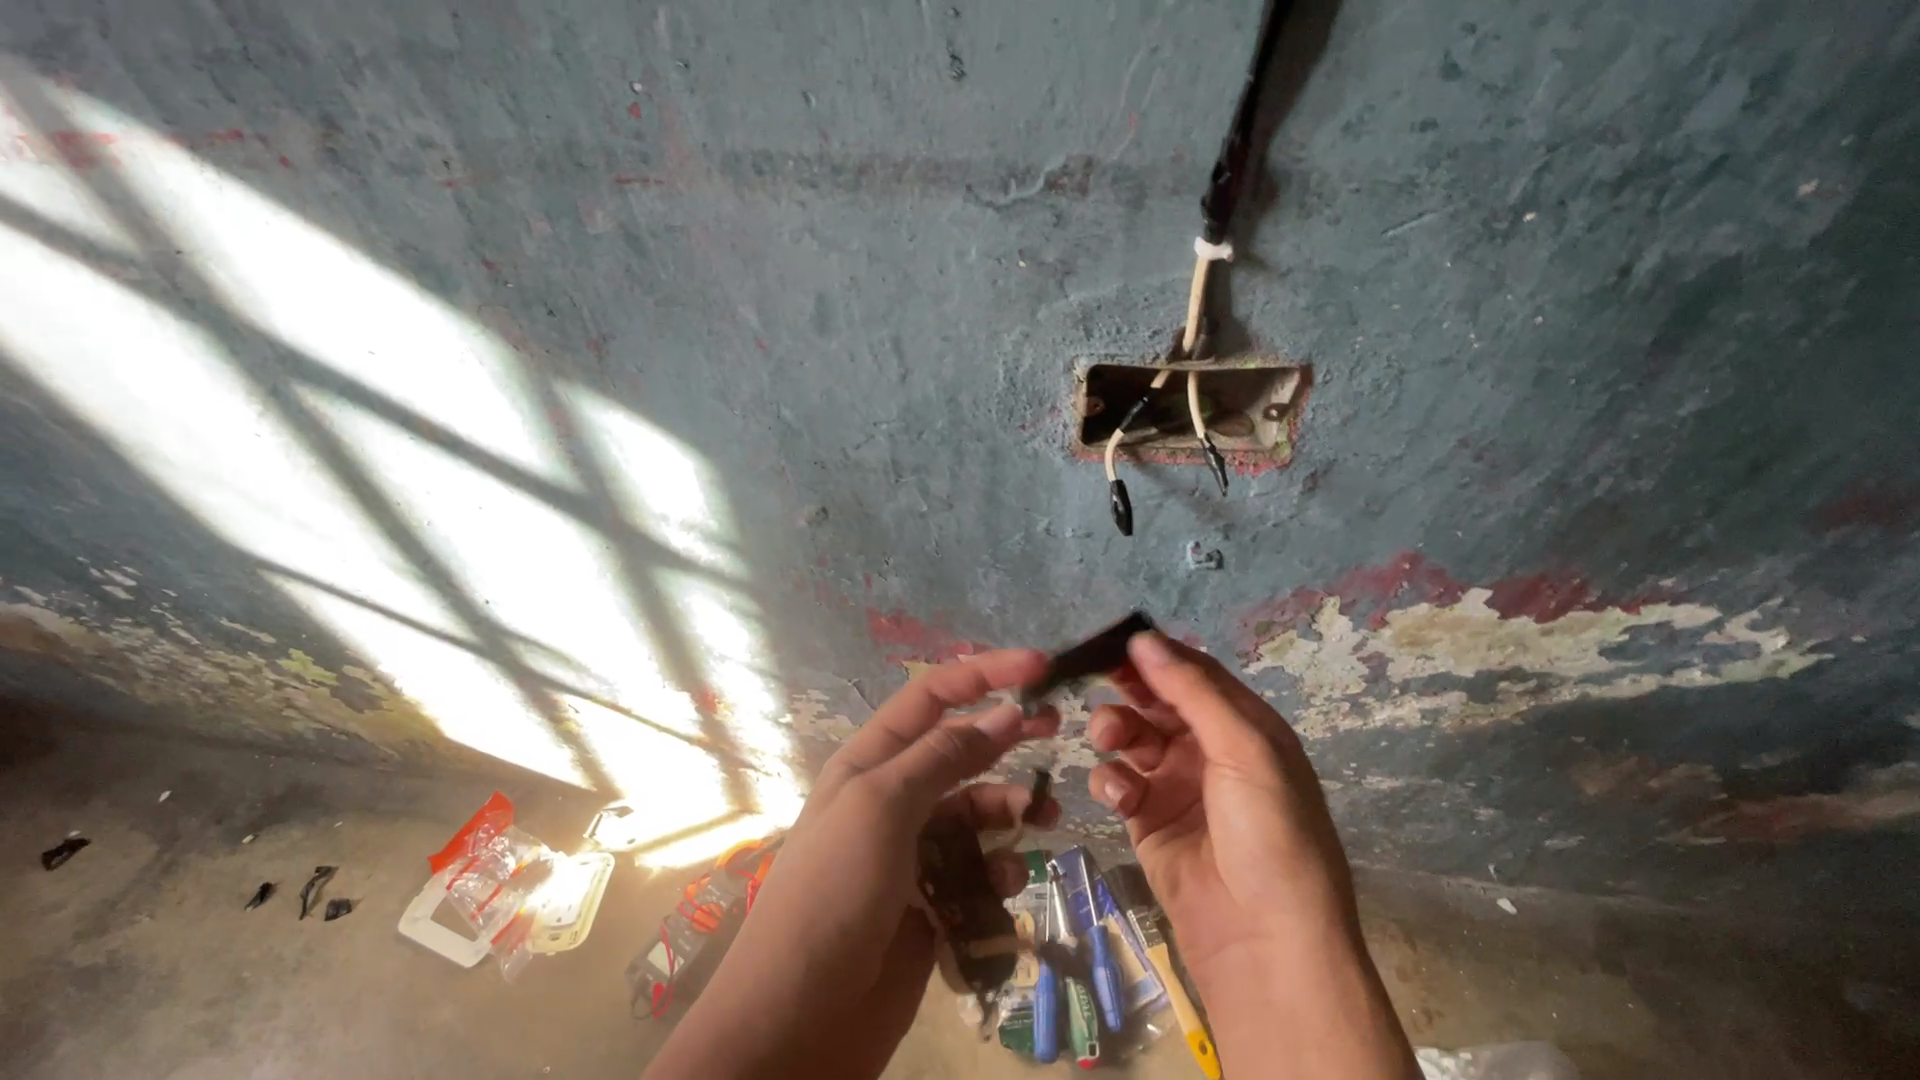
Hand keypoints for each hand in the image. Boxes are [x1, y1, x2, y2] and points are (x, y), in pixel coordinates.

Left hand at [645, 649, 1060, 1079]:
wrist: (801, 1016)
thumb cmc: (834, 891)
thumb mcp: (882, 806)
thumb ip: (943, 757)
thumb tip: (1002, 714)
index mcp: (870, 762)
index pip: (931, 697)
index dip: (984, 674)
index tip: (1040, 667)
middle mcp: (893, 798)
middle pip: (960, 750)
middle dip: (1007, 735)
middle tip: (1060, 730)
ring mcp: (914, 852)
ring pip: (977, 812)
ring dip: (1010, 810)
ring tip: (1042, 820)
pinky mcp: (933, 901)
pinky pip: (978, 870)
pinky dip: (999, 871)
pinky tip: (1007, 884)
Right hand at [1087, 631, 1416, 1077]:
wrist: (1264, 941)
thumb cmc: (1269, 833)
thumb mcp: (1244, 750)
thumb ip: (1192, 691)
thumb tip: (1143, 638)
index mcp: (1245, 727)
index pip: (1195, 674)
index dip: (1156, 655)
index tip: (1113, 642)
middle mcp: (1210, 750)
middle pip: (1157, 702)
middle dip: (1128, 690)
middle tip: (1095, 680)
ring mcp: (1175, 787)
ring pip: (1132, 738)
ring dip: (1115, 730)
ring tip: (1108, 740)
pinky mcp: (1147, 823)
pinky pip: (1118, 784)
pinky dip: (1111, 782)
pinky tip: (1118, 797)